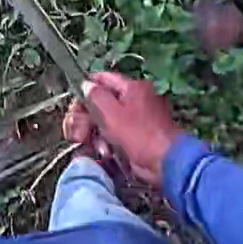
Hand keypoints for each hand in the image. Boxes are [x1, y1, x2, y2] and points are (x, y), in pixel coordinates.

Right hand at [77, 71, 183, 189]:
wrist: (166, 164)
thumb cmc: (139, 135)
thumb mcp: (111, 112)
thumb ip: (95, 96)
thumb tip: (85, 85)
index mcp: (132, 88)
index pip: (101, 79)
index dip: (85, 91)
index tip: (76, 107)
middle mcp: (134, 100)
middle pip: (99, 102)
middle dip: (85, 119)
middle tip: (79, 135)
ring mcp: (134, 119)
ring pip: (103, 120)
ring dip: (94, 134)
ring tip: (97, 147)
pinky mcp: (133, 137)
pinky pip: (112, 135)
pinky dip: (106, 143)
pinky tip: (106, 153)